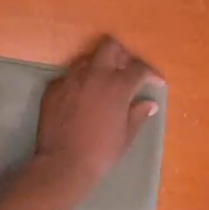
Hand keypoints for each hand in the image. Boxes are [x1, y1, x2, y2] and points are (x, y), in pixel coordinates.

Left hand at [33, 36, 160, 186]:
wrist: (62, 163)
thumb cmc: (100, 152)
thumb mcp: (126, 135)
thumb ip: (138, 114)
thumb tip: (149, 103)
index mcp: (116, 86)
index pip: (138, 68)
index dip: (150, 73)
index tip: (155, 81)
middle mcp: (93, 74)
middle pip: (110, 47)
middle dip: (122, 55)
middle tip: (127, 71)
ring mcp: (70, 79)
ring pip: (87, 59)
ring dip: (99, 66)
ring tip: (103, 83)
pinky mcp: (53, 88)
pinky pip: (69, 77)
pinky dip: (79, 82)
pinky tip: (81, 98)